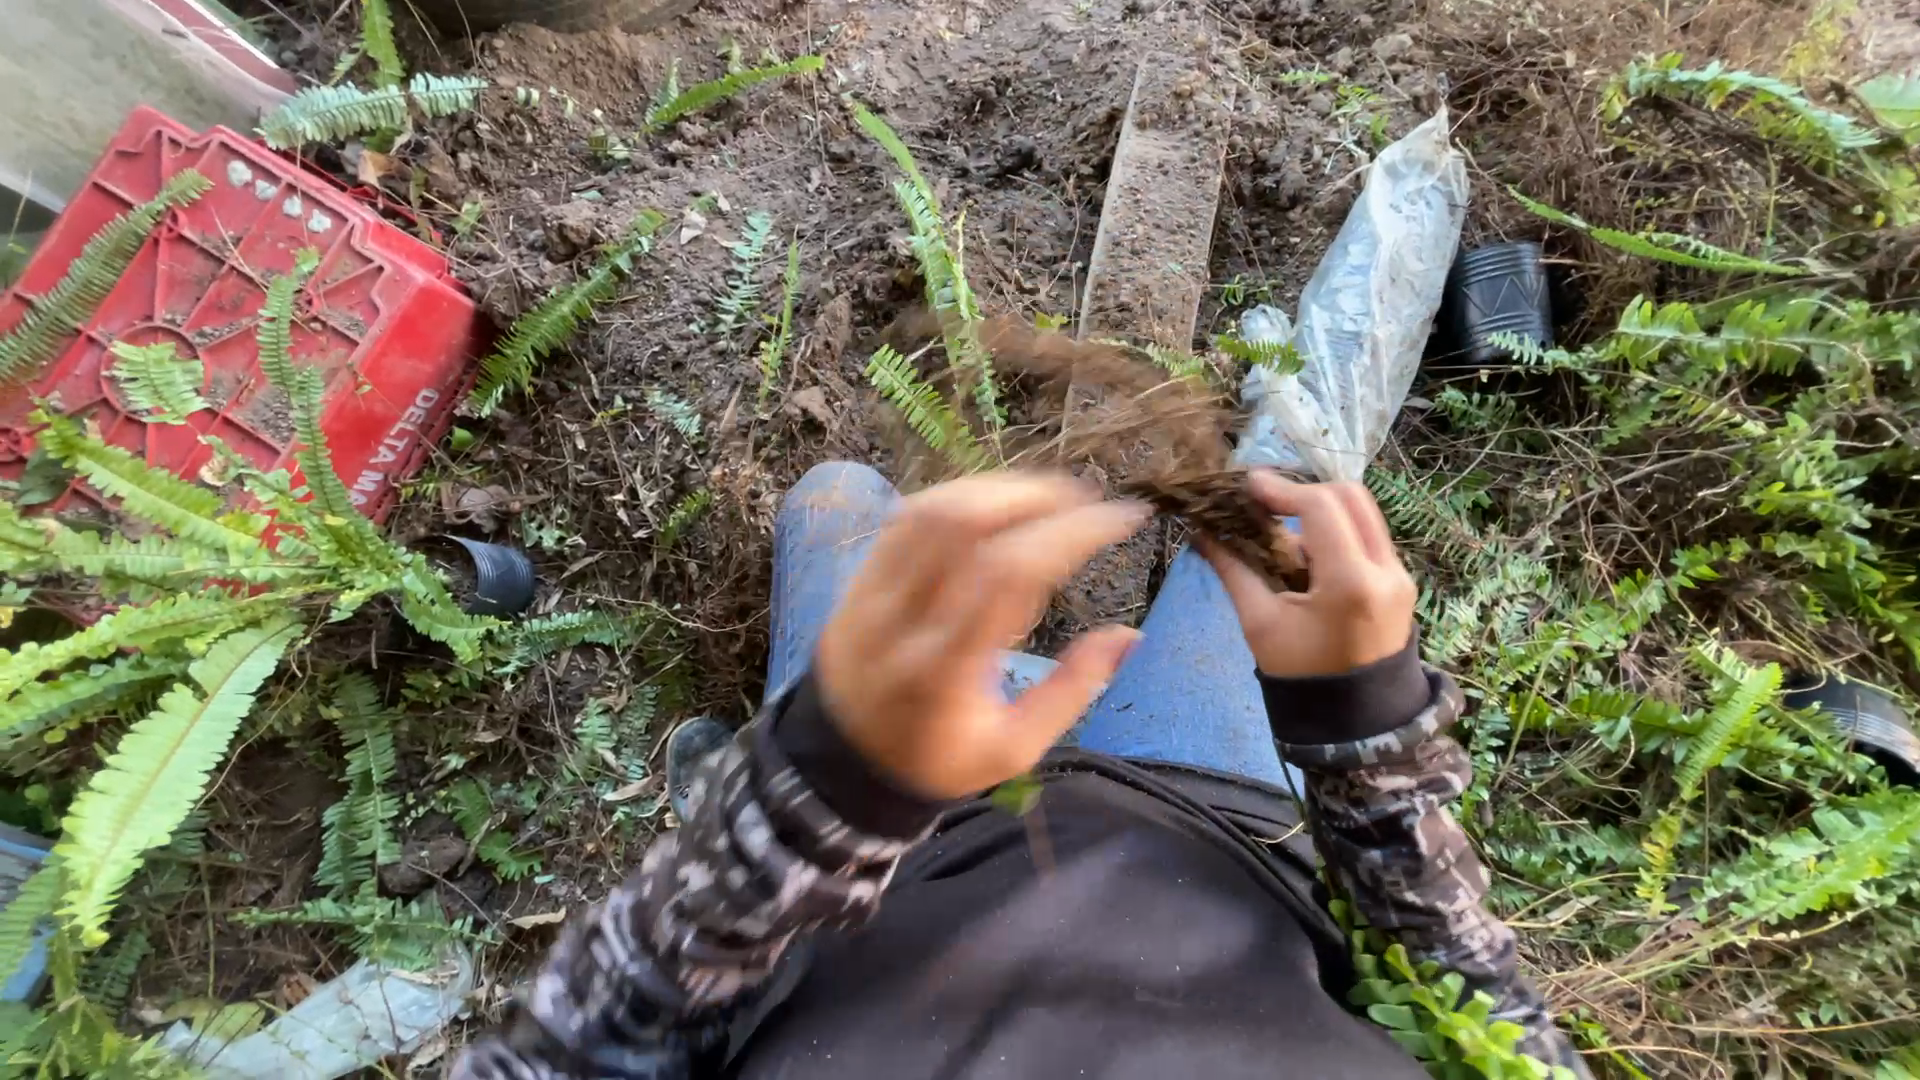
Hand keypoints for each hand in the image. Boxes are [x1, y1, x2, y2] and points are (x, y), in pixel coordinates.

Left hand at [815, 472, 1149, 798]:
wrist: (842, 759)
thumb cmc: (937, 757)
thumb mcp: (1012, 747)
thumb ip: (1072, 691)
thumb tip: (1129, 636)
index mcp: (944, 669)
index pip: (1009, 574)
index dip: (1070, 534)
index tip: (1121, 518)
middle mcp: (903, 619)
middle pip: (966, 527)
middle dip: (1037, 497)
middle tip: (1086, 499)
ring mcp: (872, 592)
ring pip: (933, 511)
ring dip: (999, 490)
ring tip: (1048, 495)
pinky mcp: (860, 577)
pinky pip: (907, 517)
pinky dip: (959, 497)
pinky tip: (996, 502)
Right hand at [1200, 470, 1415, 677]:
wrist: (1355, 719)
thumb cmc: (1300, 674)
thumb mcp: (1259, 622)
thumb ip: (1233, 569)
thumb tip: (1200, 532)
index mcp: (1351, 582)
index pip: (1321, 507)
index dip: (1281, 489)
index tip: (1246, 487)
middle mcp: (1386, 570)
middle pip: (1351, 497)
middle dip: (1303, 491)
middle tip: (1264, 501)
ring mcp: (1400, 575)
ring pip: (1363, 514)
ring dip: (1319, 509)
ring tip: (1279, 526)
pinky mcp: (1399, 581)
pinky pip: (1367, 536)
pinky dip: (1334, 530)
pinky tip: (1302, 549)